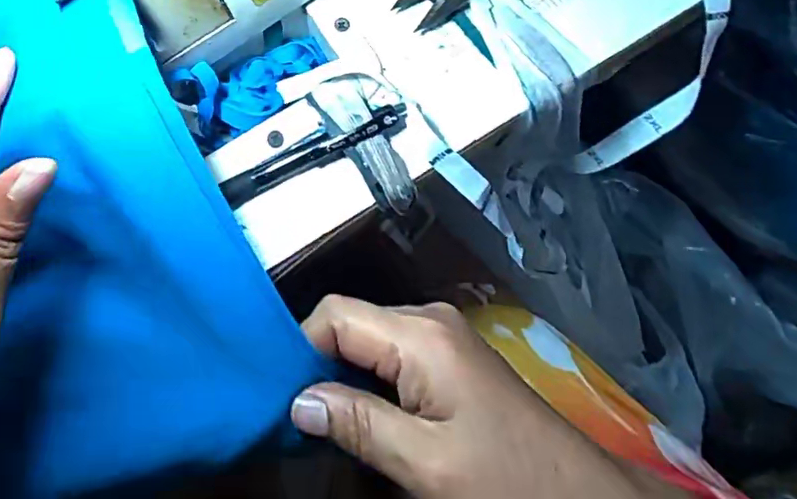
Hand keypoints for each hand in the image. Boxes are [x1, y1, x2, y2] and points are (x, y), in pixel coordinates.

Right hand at [291, 296, 689, 498]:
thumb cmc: (513, 485)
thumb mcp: (430, 467)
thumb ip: (359, 425)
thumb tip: (296, 401)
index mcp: (421, 334)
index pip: (335, 314)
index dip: (301, 347)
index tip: (284, 394)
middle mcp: (428, 318)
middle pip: (350, 321)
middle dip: (320, 361)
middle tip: (301, 412)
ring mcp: (443, 334)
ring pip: (368, 337)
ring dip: (344, 372)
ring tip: (328, 417)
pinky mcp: (452, 355)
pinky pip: (392, 352)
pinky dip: (370, 377)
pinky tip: (366, 413)